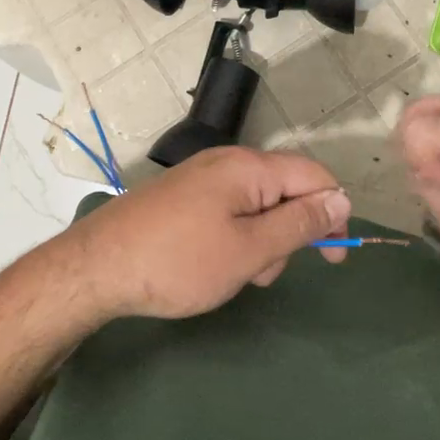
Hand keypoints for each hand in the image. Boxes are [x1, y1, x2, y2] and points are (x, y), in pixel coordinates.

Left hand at [53, 146, 352, 319]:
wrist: (97, 267)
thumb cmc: (179, 261)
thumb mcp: (249, 250)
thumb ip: (300, 224)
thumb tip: (341, 198)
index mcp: (248, 167)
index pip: (314, 175)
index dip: (333, 213)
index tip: (336, 258)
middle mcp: (226, 163)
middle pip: (284, 193)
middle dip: (285, 237)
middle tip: (258, 273)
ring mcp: (201, 179)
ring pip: (255, 209)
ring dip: (257, 246)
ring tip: (229, 276)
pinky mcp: (183, 198)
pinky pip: (227, 214)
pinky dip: (232, 242)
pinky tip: (210, 268)